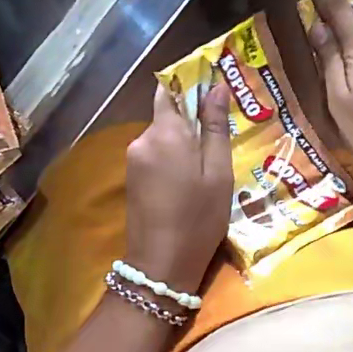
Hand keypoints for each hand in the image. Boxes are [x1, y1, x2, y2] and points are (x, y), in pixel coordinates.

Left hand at [123, 82, 232, 295]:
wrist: (161, 264)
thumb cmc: (199, 217)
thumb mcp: (218, 172)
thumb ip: (216, 127)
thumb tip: (217, 87)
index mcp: (166, 132)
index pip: (170, 90)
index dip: (190, 87)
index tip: (213, 94)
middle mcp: (143, 139)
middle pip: (167, 116)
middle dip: (191, 122)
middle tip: (221, 140)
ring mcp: (133, 160)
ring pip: (162, 138)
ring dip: (183, 145)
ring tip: (209, 166)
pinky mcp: (131, 179)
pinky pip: (155, 156)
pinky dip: (173, 160)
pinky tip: (190, 181)